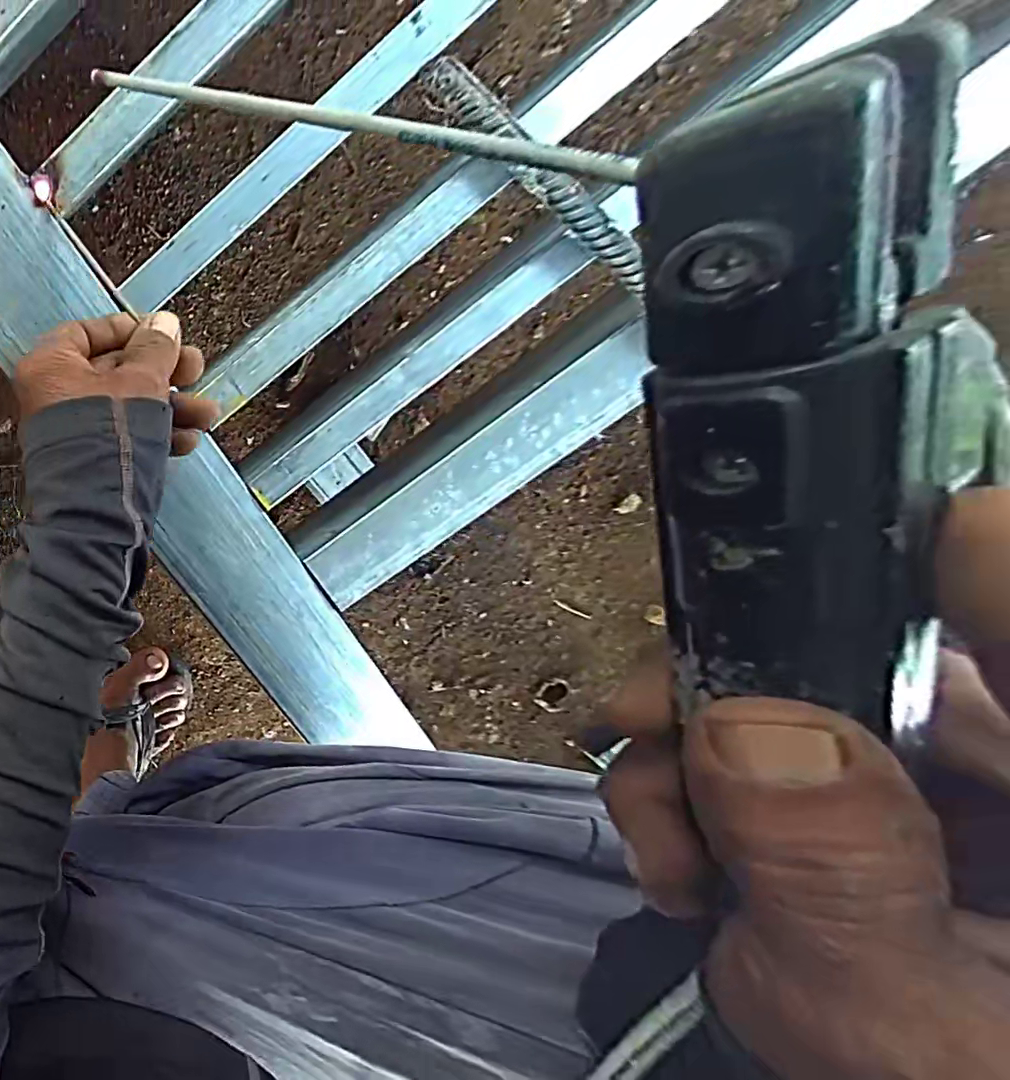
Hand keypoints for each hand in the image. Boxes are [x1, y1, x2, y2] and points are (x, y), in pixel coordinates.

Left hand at [13, 312, 219, 454]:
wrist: (95, 519)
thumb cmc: (109, 444)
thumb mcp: (141, 384)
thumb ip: (155, 350)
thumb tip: (163, 324)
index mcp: (50, 368)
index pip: (85, 332)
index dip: (129, 331)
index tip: (162, 336)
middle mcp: (52, 400)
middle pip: (112, 371)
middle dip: (162, 373)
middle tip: (195, 371)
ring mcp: (69, 435)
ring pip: (124, 408)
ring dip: (169, 407)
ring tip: (205, 414)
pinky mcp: (88, 464)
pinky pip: (122, 438)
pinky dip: (154, 436)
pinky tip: (187, 441)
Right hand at [598, 488, 1009, 1078]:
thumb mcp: (892, 1014)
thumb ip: (831, 872)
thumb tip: (754, 726)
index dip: (966, 562)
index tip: (900, 519)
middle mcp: (1002, 770)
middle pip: (856, 667)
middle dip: (718, 697)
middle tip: (644, 738)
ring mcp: (923, 784)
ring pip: (772, 705)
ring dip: (681, 759)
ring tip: (670, 851)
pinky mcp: (851, 795)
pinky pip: (740, 747)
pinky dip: (681, 787)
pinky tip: (683, 857)